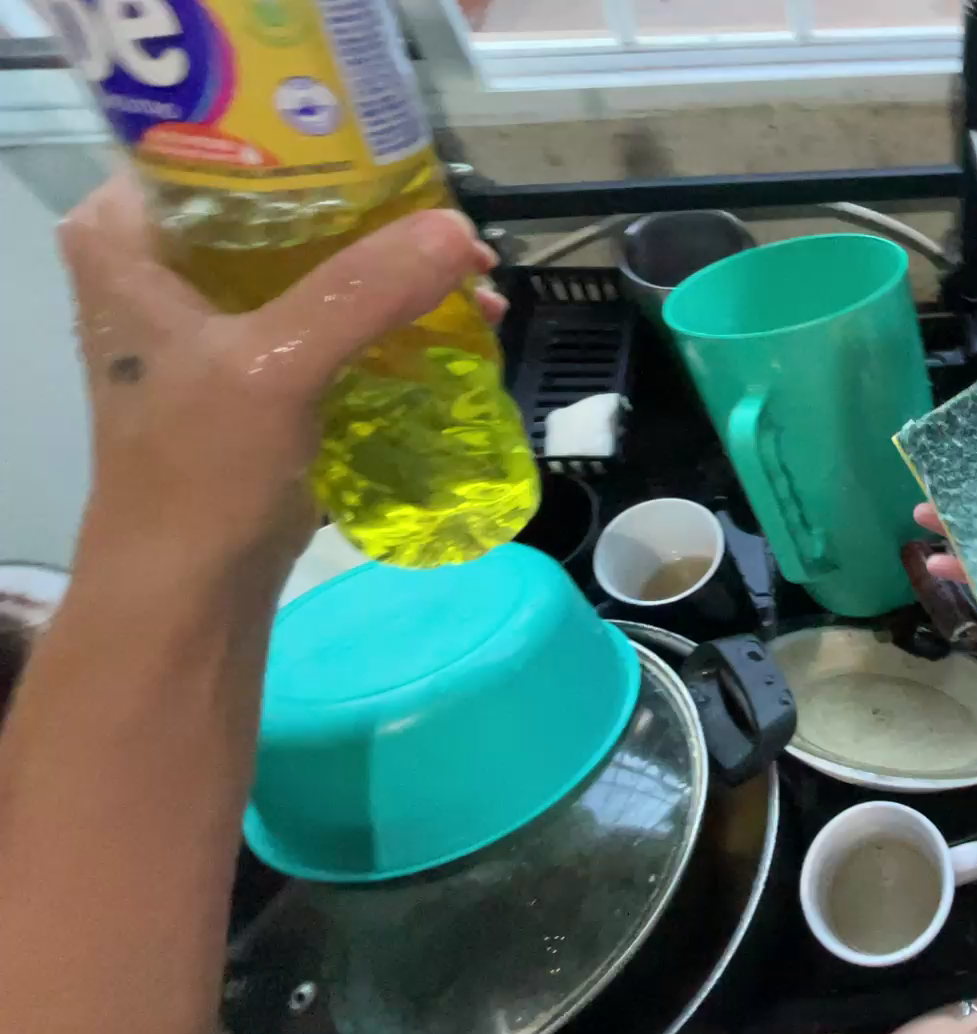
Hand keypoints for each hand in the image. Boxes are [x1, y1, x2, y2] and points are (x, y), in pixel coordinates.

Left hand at [59, 173, 505, 569]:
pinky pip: (350, 321)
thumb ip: (362, 293)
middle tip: (465, 247)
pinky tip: (459, 331)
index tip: (418, 183)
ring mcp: (229, 319)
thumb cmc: (204, 462)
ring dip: (411, 282)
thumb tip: (462, 233)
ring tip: (480, 292)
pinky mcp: (275, 364)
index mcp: (135, 237)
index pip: (237, 161)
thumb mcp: (276, 364)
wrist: (200, 568)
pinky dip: (405, 323)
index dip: (333, 162)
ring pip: (335, 272)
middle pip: (301, 218)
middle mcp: (177, 265)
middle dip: (393, 233)